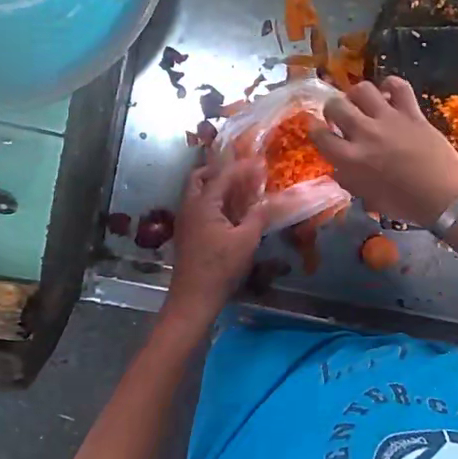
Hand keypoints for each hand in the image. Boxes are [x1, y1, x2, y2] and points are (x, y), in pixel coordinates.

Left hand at [166, 150, 272, 330]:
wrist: (193, 297)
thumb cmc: (220, 268)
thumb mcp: (246, 241)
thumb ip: (259, 215)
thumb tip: (273, 198)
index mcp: (202, 203)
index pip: (223, 175)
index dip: (242, 167)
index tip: (260, 161)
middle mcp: (189, 206)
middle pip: (200, 177)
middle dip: (221, 171)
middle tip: (242, 173)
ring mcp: (184, 220)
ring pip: (197, 192)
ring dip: (216, 186)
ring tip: (239, 191)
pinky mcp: (186, 233)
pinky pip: (197, 207)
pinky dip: (212, 202)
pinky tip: (229, 213)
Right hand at [311, 76, 457, 224]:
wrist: (445, 197)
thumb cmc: (404, 204)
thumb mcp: (367, 197)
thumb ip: (349, 180)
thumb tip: (339, 169)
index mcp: (350, 158)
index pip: (319, 134)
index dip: (312, 127)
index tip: (314, 127)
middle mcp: (364, 133)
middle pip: (335, 105)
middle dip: (331, 108)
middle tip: (338, 116)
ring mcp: (389, 120)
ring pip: (362, 89)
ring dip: (356, 94)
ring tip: (360, 103)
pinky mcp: (412, 114)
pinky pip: (399, 86)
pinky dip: (391, 85)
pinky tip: (388, 92)